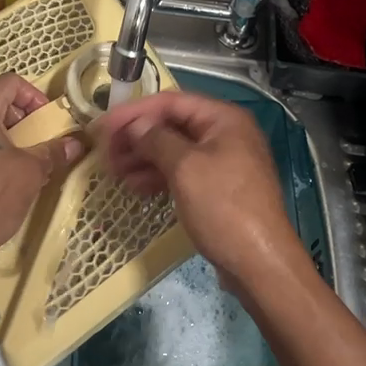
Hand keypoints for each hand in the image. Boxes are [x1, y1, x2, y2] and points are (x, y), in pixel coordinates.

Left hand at [0, 73, 84, 265]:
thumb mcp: (31, 171)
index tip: (47, 121)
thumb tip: (76, 143)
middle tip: (41, 141)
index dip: (34, 95)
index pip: (9, 82)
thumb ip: (54, 152)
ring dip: (12, 137)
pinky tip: (9, 179)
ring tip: (29, 162)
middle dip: (25, 118)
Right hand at [92, 91, 304, 284]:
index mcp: (224, 118)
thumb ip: (156, 140)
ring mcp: (224, 163)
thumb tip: (136, 126)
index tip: (104, 124)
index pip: (172, 102)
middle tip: (106, 152)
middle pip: (173, 125)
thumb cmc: (223, 207)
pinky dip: (159, 176)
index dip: (135, 111)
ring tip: (115, 172)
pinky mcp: (219, 189)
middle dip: (138, 137)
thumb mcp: (185, 168)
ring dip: (144, 158)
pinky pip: (184, 172)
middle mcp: (226, 134)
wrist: (261, 264)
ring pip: (176, 151)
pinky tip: (136, 187)